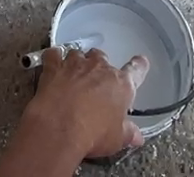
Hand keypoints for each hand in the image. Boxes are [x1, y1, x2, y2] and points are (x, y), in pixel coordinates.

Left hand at [20, 48, 147, 160]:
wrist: (60, 127)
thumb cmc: (92, 133)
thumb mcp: (117, 139)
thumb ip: (128, 133)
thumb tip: (137, 136)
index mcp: (120, 85)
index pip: (135, 71)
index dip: (139, 66)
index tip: (140, 62)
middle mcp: (98, 68)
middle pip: (101, 58)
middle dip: (99, 68)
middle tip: (95, 84)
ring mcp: (75, 64)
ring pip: (78, 54)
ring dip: (77, 63)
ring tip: (73, 76)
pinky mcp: (54, 66)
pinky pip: (53, 54)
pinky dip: (53, 58)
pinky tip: (52, 65)